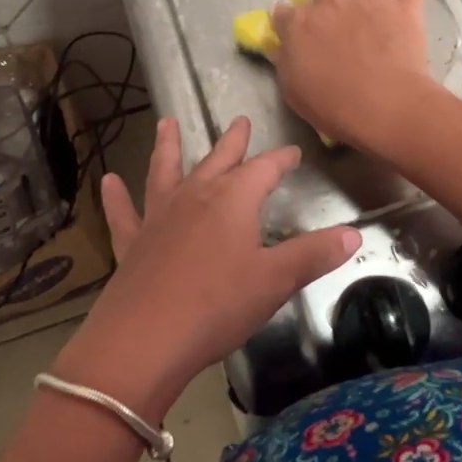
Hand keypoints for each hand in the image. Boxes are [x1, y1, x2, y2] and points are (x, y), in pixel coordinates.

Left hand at [50, 115, 360, 422]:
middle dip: (233, 141)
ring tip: (167, 123)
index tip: (293, 152)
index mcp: (234, 200)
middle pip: (218, 160)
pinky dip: (115, 197)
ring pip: (166, 172)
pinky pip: (123, 213)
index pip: (265, 169)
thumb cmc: (217, 305)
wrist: (144, 339)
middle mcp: (196, 196)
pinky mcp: (132, 243)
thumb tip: (354, 234)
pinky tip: (107, 181)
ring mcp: (159, 217)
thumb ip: (314, 254)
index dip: (281, 159)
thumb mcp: (275, 281)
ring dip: (168, 147)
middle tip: (240, 121)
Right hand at [270, 0, 444, 147]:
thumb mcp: (293, 90)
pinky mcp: (403, 6)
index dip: (289, 19)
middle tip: (336, 8)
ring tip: (372, 8)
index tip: (295, 30)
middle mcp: (332, 2)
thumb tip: (283, 47)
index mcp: (300, 25)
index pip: (284, 10)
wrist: (382, 106)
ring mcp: (369, 0)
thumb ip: (286, 61)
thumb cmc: (333, 107)